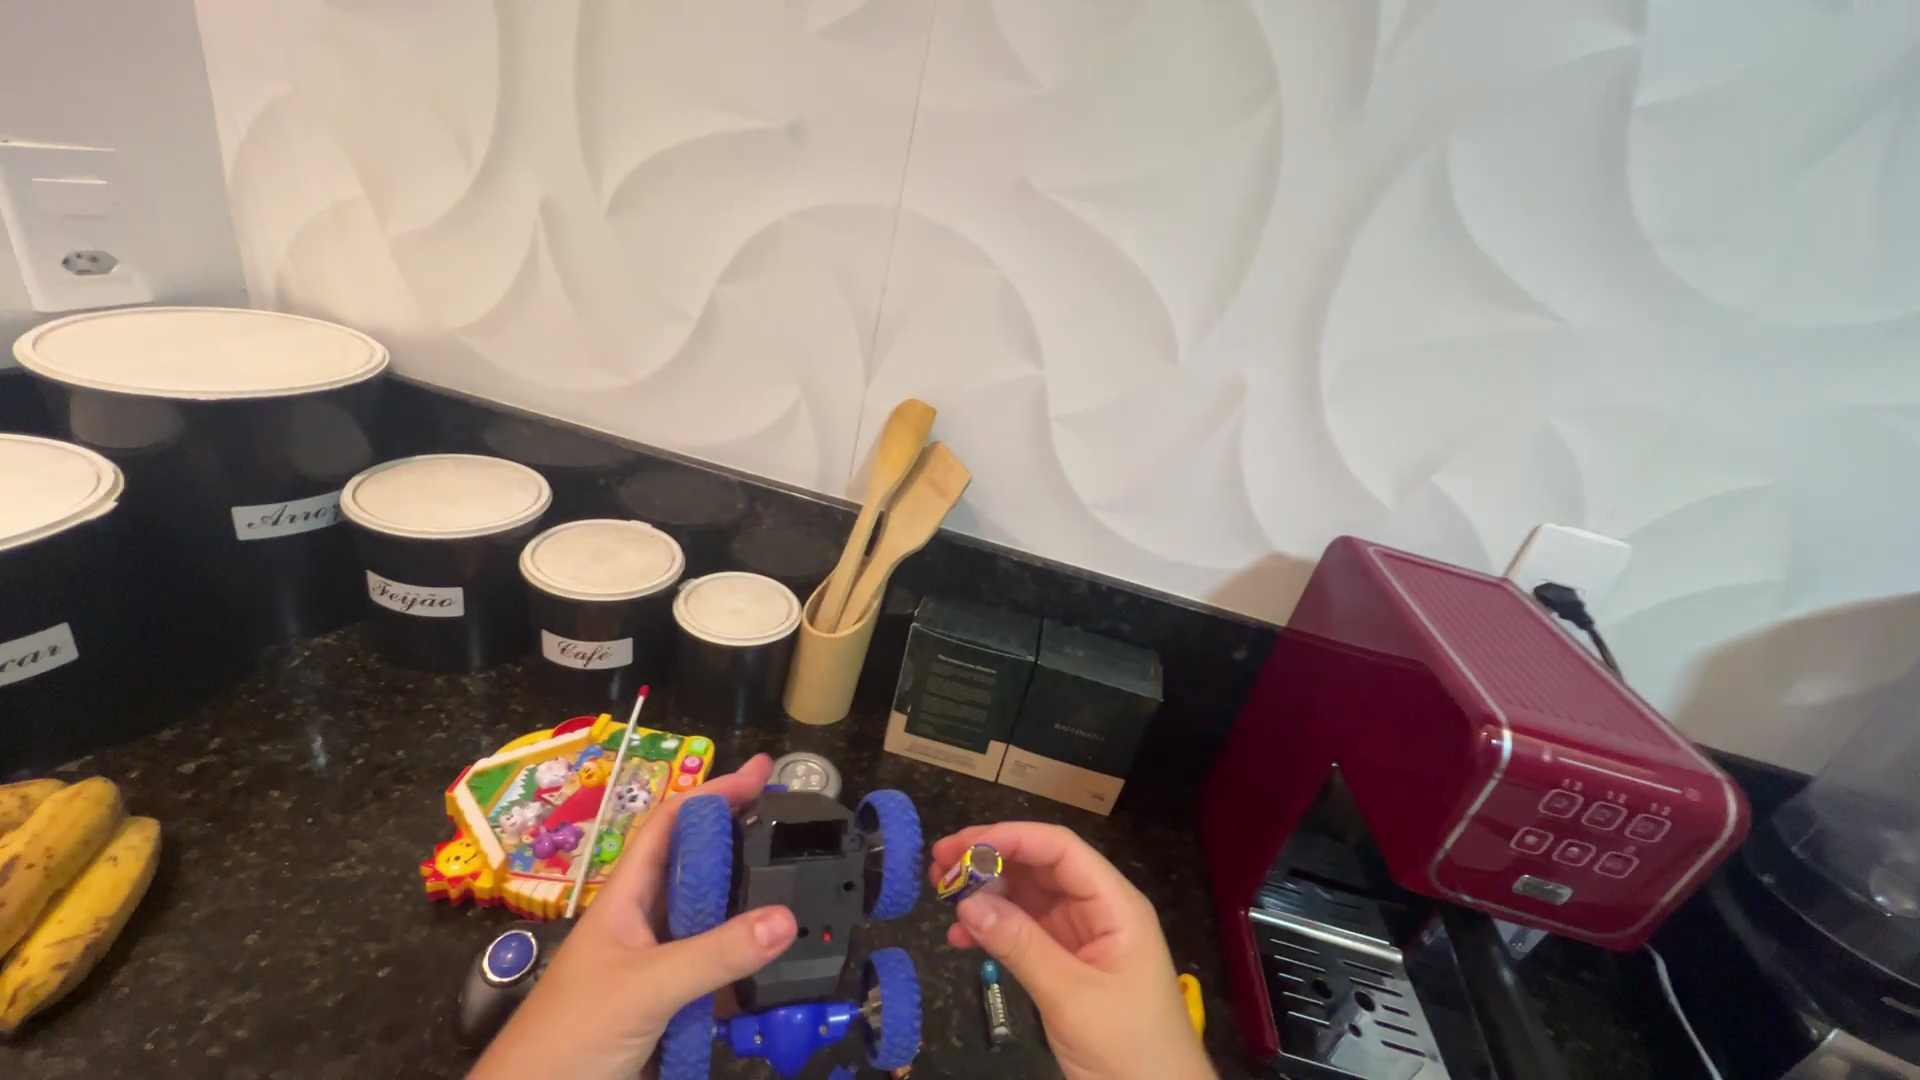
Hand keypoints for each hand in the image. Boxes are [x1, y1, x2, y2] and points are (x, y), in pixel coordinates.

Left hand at [469, 754, 796, 1079]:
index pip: (673, 823)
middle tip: (792, 827)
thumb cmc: (569, 1039)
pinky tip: (778, 969)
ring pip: (712, 921)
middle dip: (743, 841)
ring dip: (750, 907)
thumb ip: (714, 954)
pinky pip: (717, 972)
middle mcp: (646, 922)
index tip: (761, 772)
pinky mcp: (670, 1006)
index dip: (715, 792)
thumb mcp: (644, 988)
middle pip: (700, 867)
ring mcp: (657, 965)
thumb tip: (787, 918)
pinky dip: (747, 967)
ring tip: (798, 890)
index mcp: (627, 898)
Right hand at [932, 823, 1214, 1079]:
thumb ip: (1021, 945)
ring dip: (985, 892)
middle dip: (990, 859)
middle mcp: (1096, 907)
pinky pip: (1023, 931)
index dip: (1012, 837)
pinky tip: (961, 937)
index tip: (964, 845)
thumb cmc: (1131, 1049)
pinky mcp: (1065, 962)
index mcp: (1114, 902)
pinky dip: (992, 929)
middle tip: (940, 862)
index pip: (1060, 849)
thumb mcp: (1073, 998)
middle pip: (1039, 865)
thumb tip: (966, 902)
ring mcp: (1079, 934)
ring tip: (941, 891)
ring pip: (1026, 895)